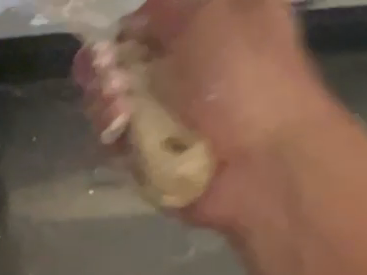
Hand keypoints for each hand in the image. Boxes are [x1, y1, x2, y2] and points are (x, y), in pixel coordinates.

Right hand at [73, 0, 341, 229]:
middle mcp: (196, 68)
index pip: (158, 18)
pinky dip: (111, 138)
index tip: (116, 37)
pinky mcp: (157, 157)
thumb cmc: (246, 79)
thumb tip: (131, 24)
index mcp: (221, 22)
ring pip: (118, 102)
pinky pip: (119, 143)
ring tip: (115, 110)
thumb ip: (164, 7)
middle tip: (104, 76)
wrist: (262, 167)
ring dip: (106, 102)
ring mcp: (175, 116)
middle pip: (130, 60)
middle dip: (106, 66)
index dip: (131, 26)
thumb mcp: (210, 13)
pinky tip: (116, 134)